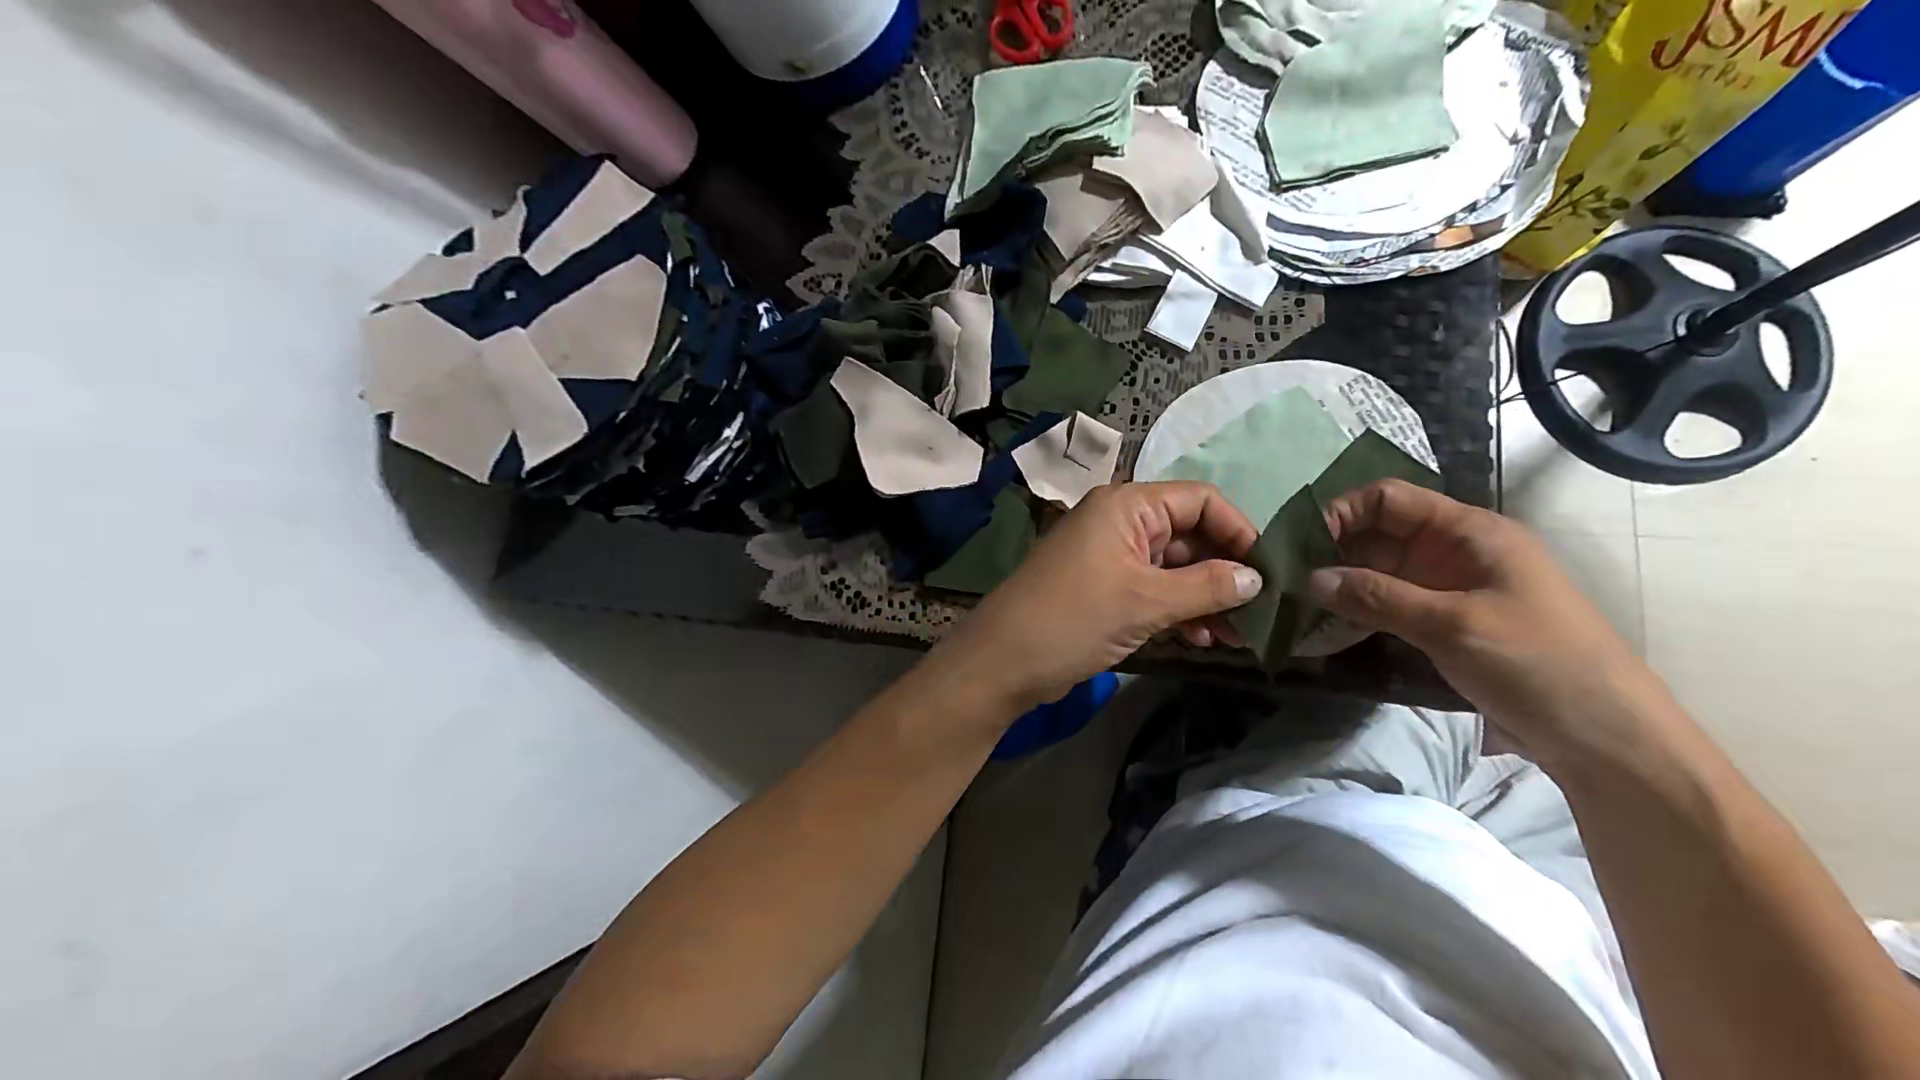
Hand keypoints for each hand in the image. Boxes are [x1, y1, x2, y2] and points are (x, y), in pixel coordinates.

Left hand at [928, 481, 1262, 714]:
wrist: (1002, 662)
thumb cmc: (1074, 619)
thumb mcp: (1146, 601)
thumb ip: (1207, 586)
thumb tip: (1256, 578)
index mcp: (1127, 506)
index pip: (1200, 500)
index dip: (1238, 531)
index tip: (1268, 571)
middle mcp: (1120, 523)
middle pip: (1191, 536)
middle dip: (1226, 574)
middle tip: (1260, 614)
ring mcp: (1111, 558)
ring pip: (1175, 569)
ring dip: (1207, 599)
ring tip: (1238, 637)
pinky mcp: (1104, 591)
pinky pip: (1154, 592)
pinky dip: (1179, 612)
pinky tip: (1203, 640)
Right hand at [1309, 479, 1665, 764]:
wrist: (1606, 737)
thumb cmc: (1537, 663)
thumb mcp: (1452, 625)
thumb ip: (1377, 597)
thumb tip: (1310, 578)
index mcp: (1468, 532)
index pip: (1388, 499)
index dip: (1340, 513)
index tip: (1299, 545)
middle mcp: (1453, 551)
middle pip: (1377, 533)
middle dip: (1331, 551)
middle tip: (1284, 579)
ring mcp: (1448, 588)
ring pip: (1378, 571)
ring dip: (1340, 584)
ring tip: (1295, 604)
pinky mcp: (1444, 623)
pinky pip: (1388, 604)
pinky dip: (1357, 611)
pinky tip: (1325, 627)